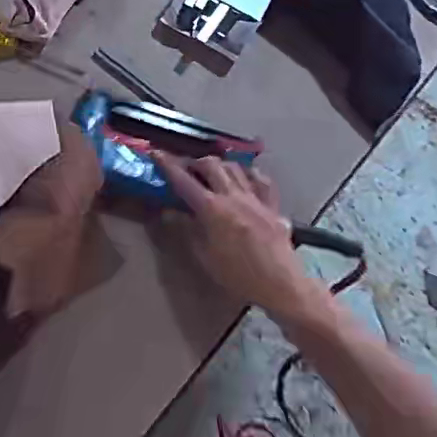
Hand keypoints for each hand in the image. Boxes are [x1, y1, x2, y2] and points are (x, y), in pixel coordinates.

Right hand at [153, 152, 329, 324]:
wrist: (279, 283)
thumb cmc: (238, 275)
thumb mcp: (205, 257)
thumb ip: (187, 231)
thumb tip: (169, 211)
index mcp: (212, 209)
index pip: (184, 181)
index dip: (168, 165)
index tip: (157, 154)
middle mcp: (232, 195)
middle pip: (211, 165)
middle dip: (196, 162)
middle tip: (188, 170)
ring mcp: (254, 196)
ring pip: (234, 167)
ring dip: (220, 165)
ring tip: (213, 172)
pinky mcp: (271, 203)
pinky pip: (260, 178)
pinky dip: (249, 174)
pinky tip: (245, 178)